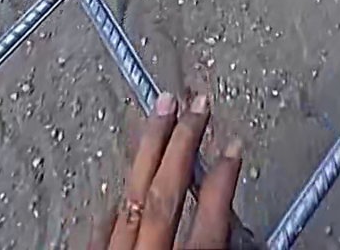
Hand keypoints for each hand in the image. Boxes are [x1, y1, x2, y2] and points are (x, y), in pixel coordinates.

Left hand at [89, 92, 241, 249]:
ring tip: (161, 110)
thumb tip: (238, 231)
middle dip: (184, 142)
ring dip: (149, 148)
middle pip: (167, 192)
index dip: (224, 180)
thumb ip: (215, 246)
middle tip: (197, 104)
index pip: (210, 221)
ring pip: (132, 194)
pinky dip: (116, 201)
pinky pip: (101, 227)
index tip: (234, 146)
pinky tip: (122, 182)